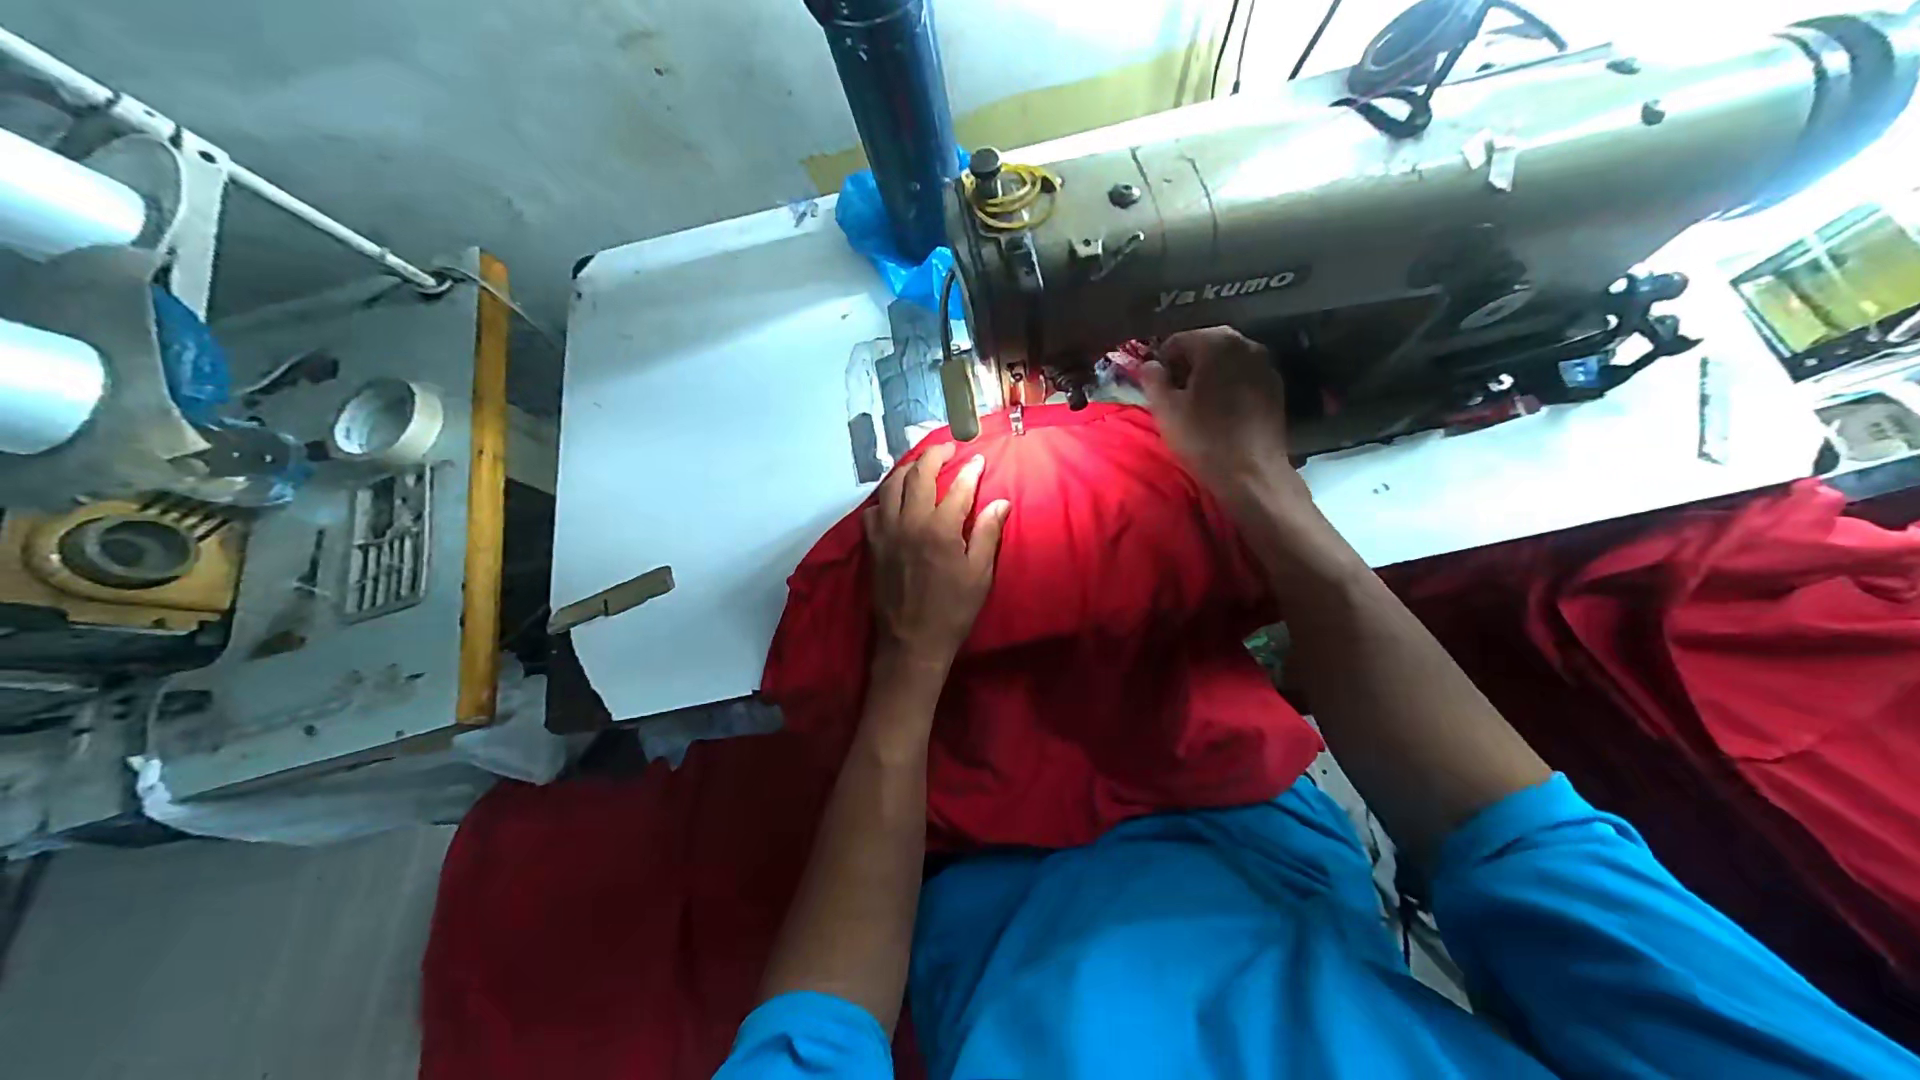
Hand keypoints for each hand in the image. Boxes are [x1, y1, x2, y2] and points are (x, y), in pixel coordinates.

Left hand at [864, 443, 1010, 672]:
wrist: (912, 641)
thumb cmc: (953, 610)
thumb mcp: (979, 575)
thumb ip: (987, 533)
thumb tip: (1001, 502)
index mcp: (940, 529)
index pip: (958, 487)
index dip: (970, 470)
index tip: (979, 460)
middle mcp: (910, 522)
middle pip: (919, 475)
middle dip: (935, 455)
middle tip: (948, 448)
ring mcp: (887, 532)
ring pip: (892, 485)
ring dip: (908, 469)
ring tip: (922, 464)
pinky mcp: (874, 544)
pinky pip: (874, 509)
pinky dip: (886, 496)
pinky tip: (896, 498)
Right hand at [1141, 327, 1305, 510]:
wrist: (1251, 472)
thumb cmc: (1203, 438)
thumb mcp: (1165, 409)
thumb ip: (1152, 379)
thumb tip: (1149, 365)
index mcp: (1217, 343)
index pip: (1178, 340)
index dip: (1162, 362)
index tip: (1157, 386)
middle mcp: (1246, 344)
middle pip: (1205, 346)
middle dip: (1187, 367)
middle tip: (1175, 396)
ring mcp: (1265, 364)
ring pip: (1226, 361)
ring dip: (1209, 376)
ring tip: (1198, 404)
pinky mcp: (1276, 386)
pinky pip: (1244, 376)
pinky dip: (1229, 385)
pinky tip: (1221, 411)